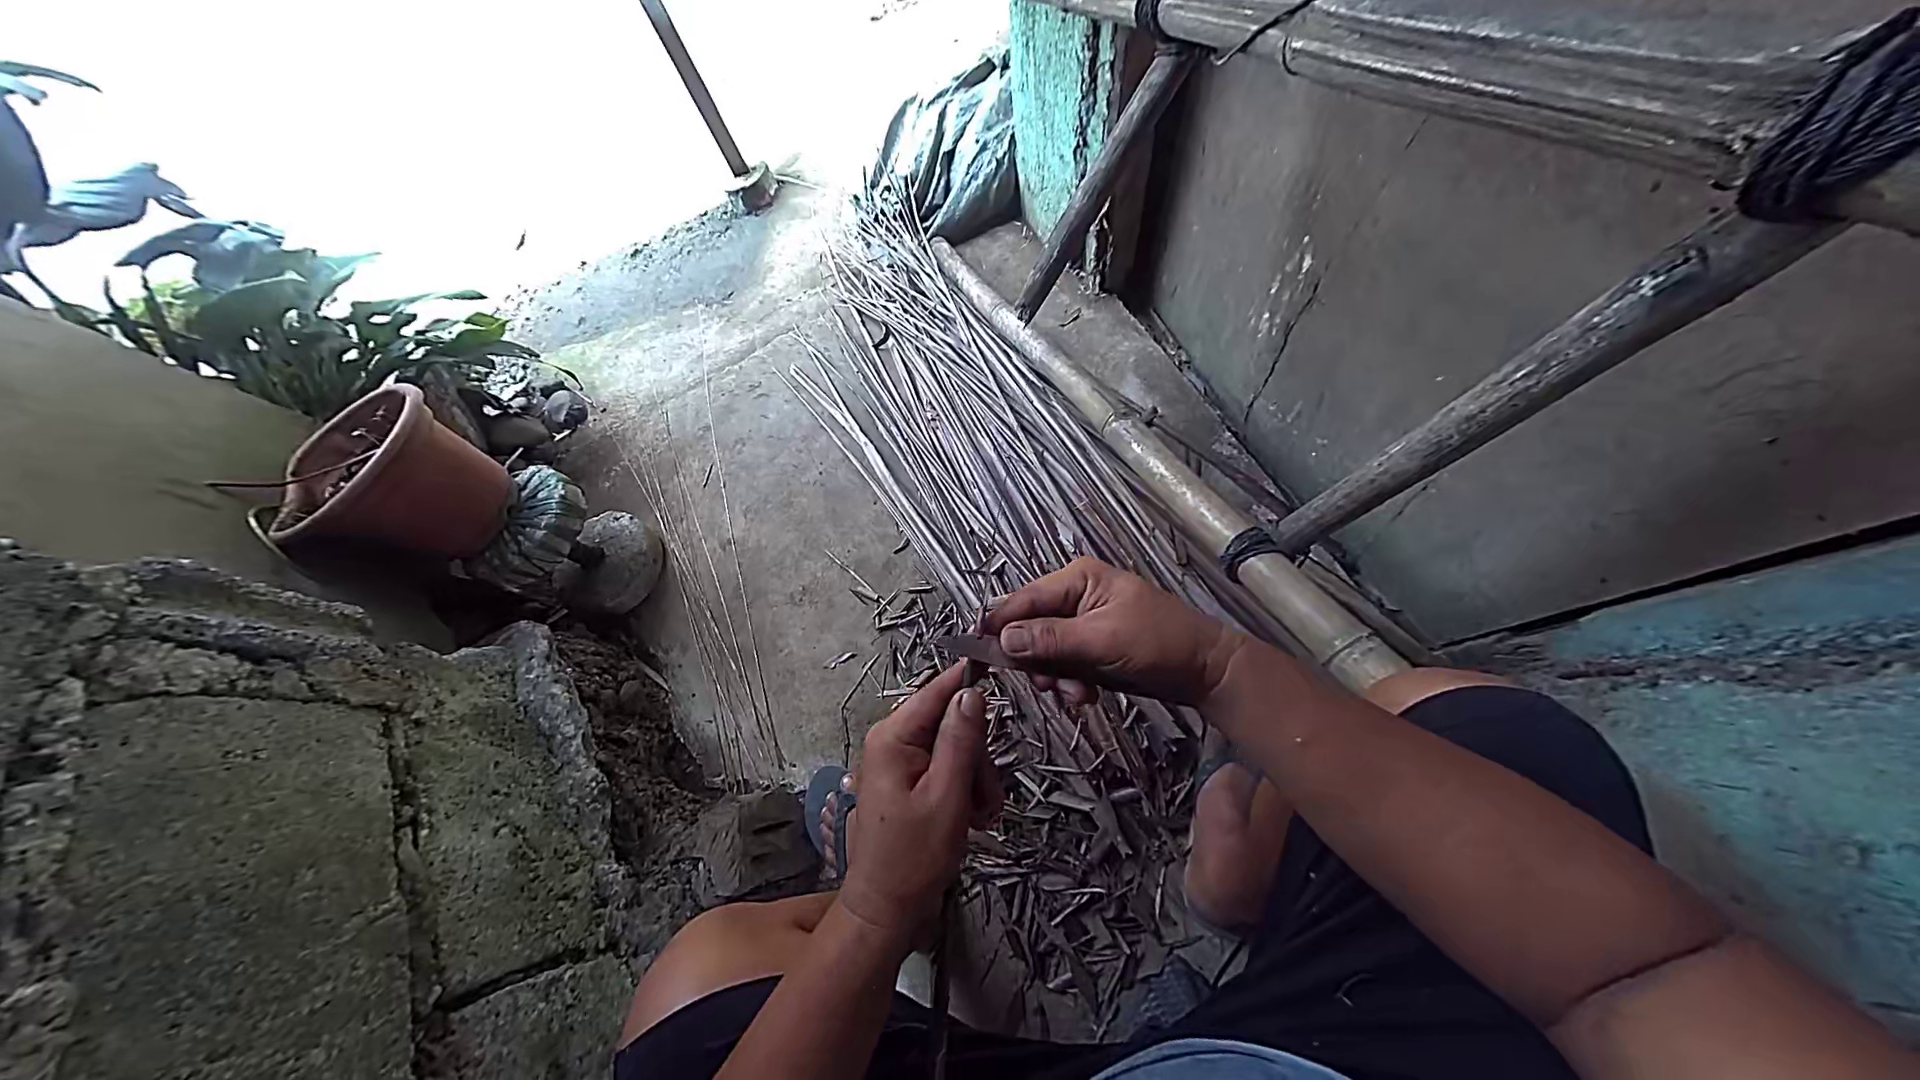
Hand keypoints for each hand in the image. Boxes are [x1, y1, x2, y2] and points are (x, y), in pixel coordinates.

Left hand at [838, 662, 994, 935]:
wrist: (887, 908)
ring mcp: (899, 761)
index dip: (967, 682)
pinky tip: (969, 815)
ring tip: (978, 813)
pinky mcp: (908, 779)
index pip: (935, 691)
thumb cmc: (911, 859)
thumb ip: (961, 740)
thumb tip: (971, 693)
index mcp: (892, 738)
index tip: (996, 668)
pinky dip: (964, 788)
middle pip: (950, 722)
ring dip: (975, 777)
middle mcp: (892, 742)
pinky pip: (946, 767)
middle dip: (976, 756)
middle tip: (985, 793)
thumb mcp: (946, 795)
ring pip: (954, 746)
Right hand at [980, 557, 1245, 707]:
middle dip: (1037, 661)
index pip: (1022, 600)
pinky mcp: (1089, 646)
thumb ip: (1049, 639)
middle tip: (1050, 685)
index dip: (998, 627)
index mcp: (1076, 579)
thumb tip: (1002, 638)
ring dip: (1055, 676)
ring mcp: (1081, 623)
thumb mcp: (1102, 640)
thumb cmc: (1159, 644)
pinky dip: (1069, 681)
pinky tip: (1087, 694)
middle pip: (1028, 628)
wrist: (1206, 671)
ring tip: (1079, 692)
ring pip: (1043, 651)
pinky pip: (1062, 664)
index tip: (977, 656)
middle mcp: (1073, 596)